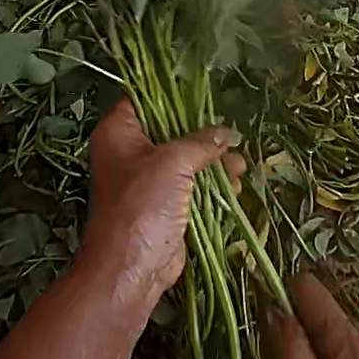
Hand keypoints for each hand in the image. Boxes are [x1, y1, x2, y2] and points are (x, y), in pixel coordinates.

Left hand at [79, 97, 240, 307]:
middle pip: (169, 127)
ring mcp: (147, 178)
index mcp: (119, 131)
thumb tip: (228, 134)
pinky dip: (211, 182)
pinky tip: (234, 182)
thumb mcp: (173, 162)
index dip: (172, 91)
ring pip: (184, 157)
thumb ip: (202, 142)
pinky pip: (190, 183)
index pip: (143, 97)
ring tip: (239, 163)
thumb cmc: (143, 203)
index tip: (202, 90)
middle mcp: (129, 150)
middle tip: (229, 131)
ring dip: (213, 160)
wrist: (131, 268)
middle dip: (202, 132)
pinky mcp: (163, 202)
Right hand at [268, 273, 358, 358]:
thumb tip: (271, 308)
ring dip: (308, 355)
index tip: (264, 328)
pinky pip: (340, 354)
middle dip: (293, 334)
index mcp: (352, 341)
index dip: (280, 299)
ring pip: (325, 335)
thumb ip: (295, 357)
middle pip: (315, 311)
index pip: (306, 286)